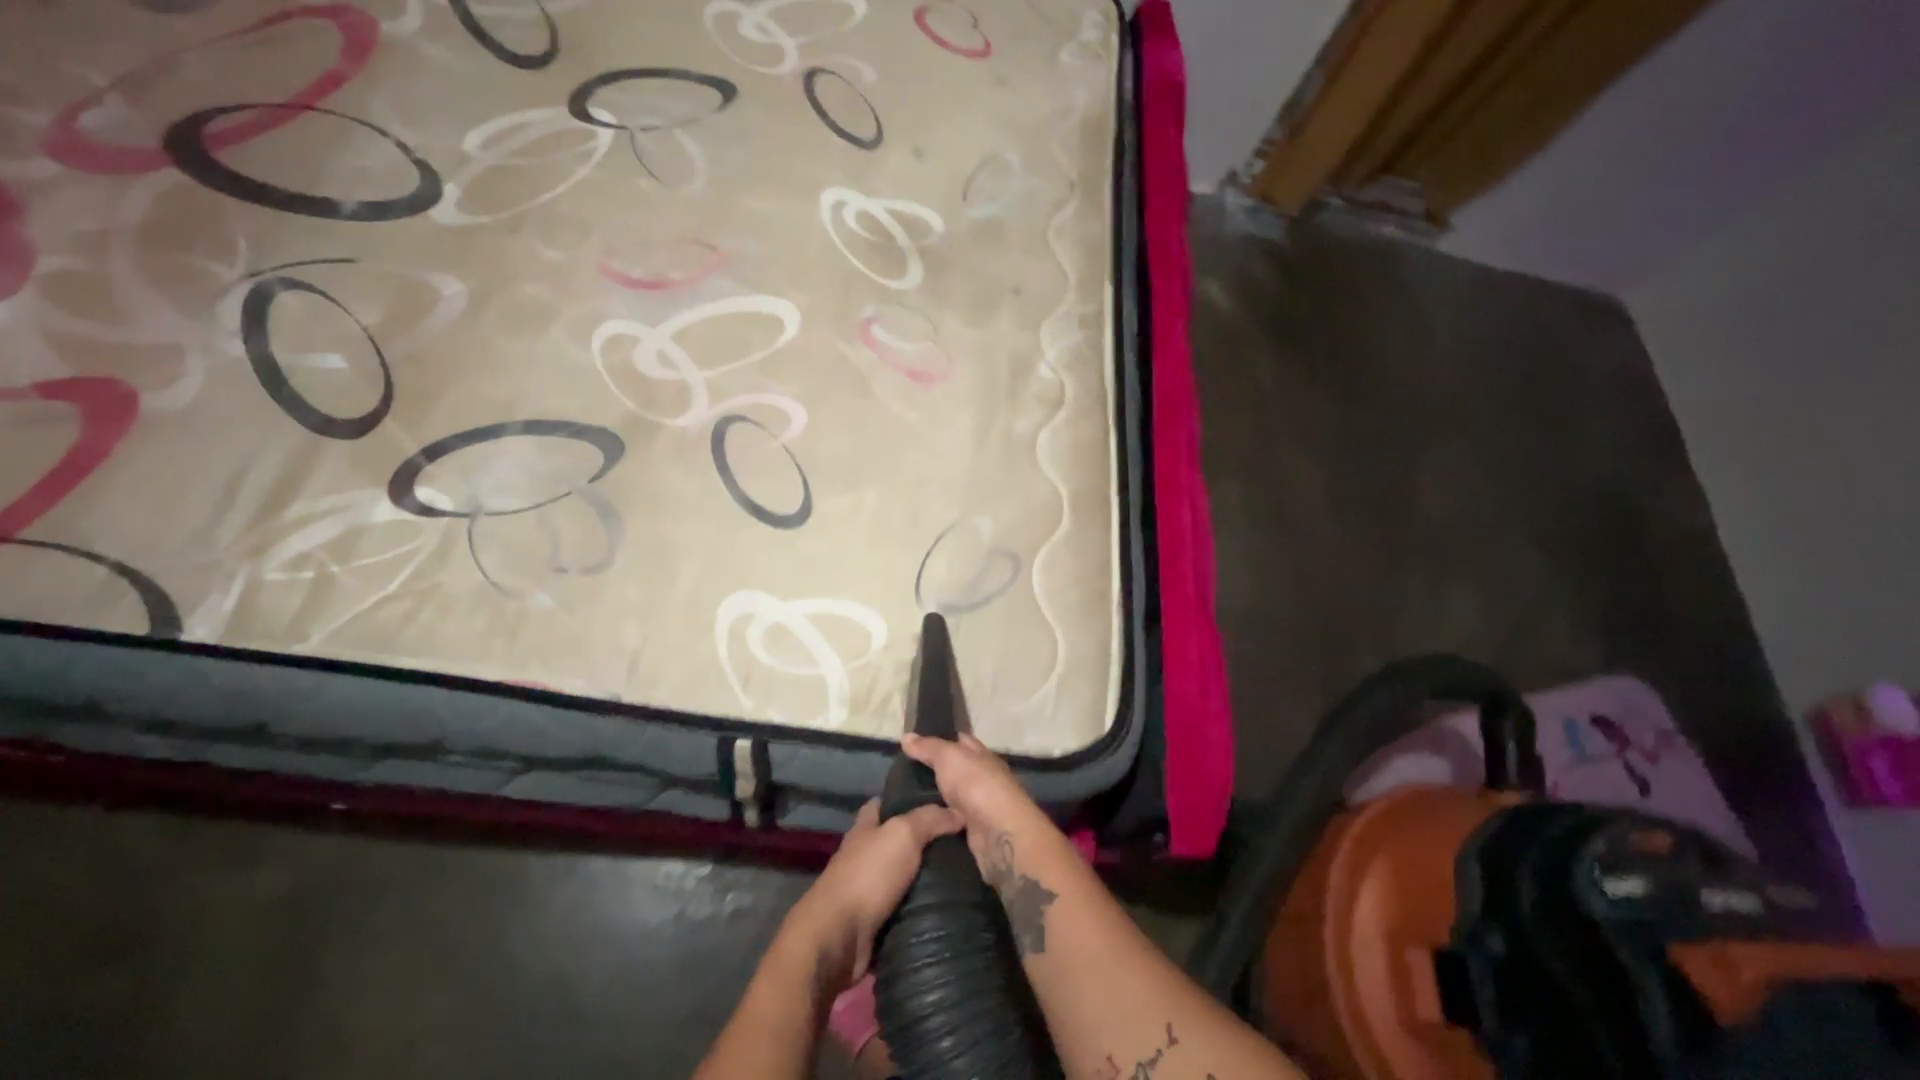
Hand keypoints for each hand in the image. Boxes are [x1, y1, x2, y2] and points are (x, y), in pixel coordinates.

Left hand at [786, 798, 962, 993]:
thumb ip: (929, 819)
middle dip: (924, 845)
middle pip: (895, 845)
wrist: (840, 938)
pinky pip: (906, 913)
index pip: (880, 806)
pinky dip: (923, 913)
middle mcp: (863, 859)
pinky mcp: (875, 926)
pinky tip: (951, 911)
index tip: (936, 803)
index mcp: (863, 832)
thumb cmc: (868, 876)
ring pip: (903, 881)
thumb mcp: (902, 835)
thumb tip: (958, 813)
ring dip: (927, 882)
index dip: (903, 799)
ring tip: (968, 879)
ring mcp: (867, 894)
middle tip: (965, 845)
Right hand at [900, 732, 1046, 838]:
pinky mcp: (974, 830)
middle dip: (935, 771)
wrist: (997, 832)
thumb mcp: (949, 757)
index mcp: (982, 756)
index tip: (916, 743)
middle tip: (902, 773)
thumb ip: (928, 747)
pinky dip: (939, 820)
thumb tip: (906, 736)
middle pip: (957, 771)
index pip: (962, 742)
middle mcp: (984, 778)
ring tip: (903, 798)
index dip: (942, 739)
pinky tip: (919, 821)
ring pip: (953, 797)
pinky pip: (951, 821)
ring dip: (935, 798)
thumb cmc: (975, 784)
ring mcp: (980, 806)